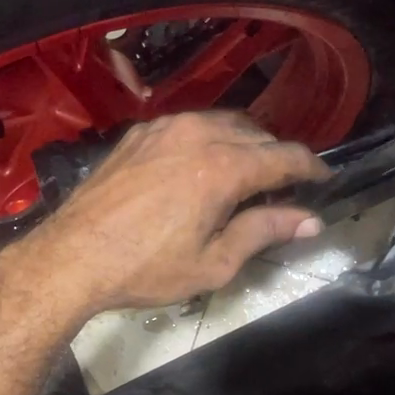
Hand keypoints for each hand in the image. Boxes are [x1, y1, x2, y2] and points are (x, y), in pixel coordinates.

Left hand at [0, 110, 331, 317]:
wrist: (71, 258)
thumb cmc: (145, 270)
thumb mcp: (213, 263)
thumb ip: (263, 232)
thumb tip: (309, 220)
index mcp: (222, 167)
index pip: (285, 156)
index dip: (311, 168)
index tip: (324, 180)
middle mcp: (196, 135)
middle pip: (256, 135)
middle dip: (276, 157)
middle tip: (283, 188)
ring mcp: (163, 129)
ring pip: (221, 124)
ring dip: (243, 144)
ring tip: (245, 175)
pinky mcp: (137, 135)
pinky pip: (187, 126)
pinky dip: (207, 140)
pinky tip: (201, 166)